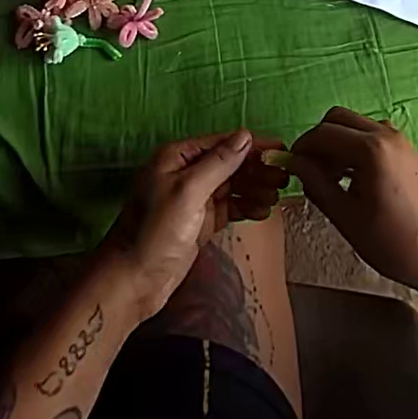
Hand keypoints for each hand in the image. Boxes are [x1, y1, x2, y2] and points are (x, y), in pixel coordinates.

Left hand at [101, 129, 289, 318]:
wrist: (132, 283)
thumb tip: (246, 135)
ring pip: (233, 185)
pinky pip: (230, 207)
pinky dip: (247, 207)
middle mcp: (186, 172)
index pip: (223, 143)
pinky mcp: (200, 221)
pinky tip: (264, 211)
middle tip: (285, 178)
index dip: (254, 146)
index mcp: (178, 157)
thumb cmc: (156, 232)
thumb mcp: (188, 191)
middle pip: (230, 164)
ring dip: (256, 188)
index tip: (282, 151)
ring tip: (278, 195)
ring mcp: (194, 198)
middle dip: (258, 169)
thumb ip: (219, 162)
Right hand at [287, 107, 417, 293]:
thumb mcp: (345, 215)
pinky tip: (350, 176)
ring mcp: (398, 138)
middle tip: (308, 170)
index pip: (322, 133)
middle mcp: (385, 133)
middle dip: (318, 139)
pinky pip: (370, 134)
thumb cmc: (392, 241)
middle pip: (338, 118)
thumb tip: (294, 163)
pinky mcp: (406, 148)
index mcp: (370, 148)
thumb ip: (316, 183)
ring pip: (354, 124)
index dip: (301, 148)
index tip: (290, 167)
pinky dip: (354, 146)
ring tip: (329, 178)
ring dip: (336, 142)